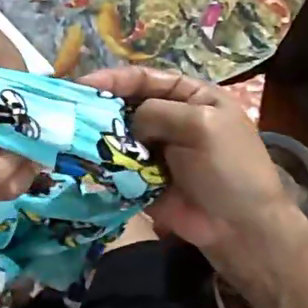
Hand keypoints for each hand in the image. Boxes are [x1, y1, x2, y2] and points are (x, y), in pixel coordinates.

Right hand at [79, 67, 301, 265]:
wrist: (239, 228)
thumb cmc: (229, 169)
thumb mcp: (202, 125)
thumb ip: (158, 111)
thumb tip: (126, 123)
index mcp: (189, 97)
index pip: (144, 78)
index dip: (113, 78)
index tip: (82, 84)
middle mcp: (168, 118)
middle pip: (124, 104)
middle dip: (98, 106)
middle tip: (68, 110)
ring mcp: (152, 149)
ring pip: (115, 134)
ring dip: (94, 135)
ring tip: (68, 134)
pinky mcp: (139, 176)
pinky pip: (113, 163)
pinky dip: (98, 161)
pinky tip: (78, 158)